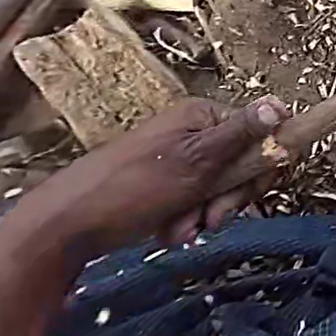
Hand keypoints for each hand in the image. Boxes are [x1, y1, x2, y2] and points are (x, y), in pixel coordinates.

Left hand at [1, 96, 288, 263]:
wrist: (55, 231)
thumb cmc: (130, 190)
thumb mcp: (195, 160)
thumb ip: (241, 134)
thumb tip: (279, 104)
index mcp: (203, 116)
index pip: (262, 133)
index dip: (263, 165)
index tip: (249, 193)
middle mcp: (194, 131)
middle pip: (244, 161)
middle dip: (231, 195)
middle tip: (213, 218)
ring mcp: (177, 157)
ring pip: (221, 185)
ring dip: (208, 211)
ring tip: (182, 230)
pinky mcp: (162, 183)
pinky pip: (196, 198)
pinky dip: (188, 217)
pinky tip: (170, 231)